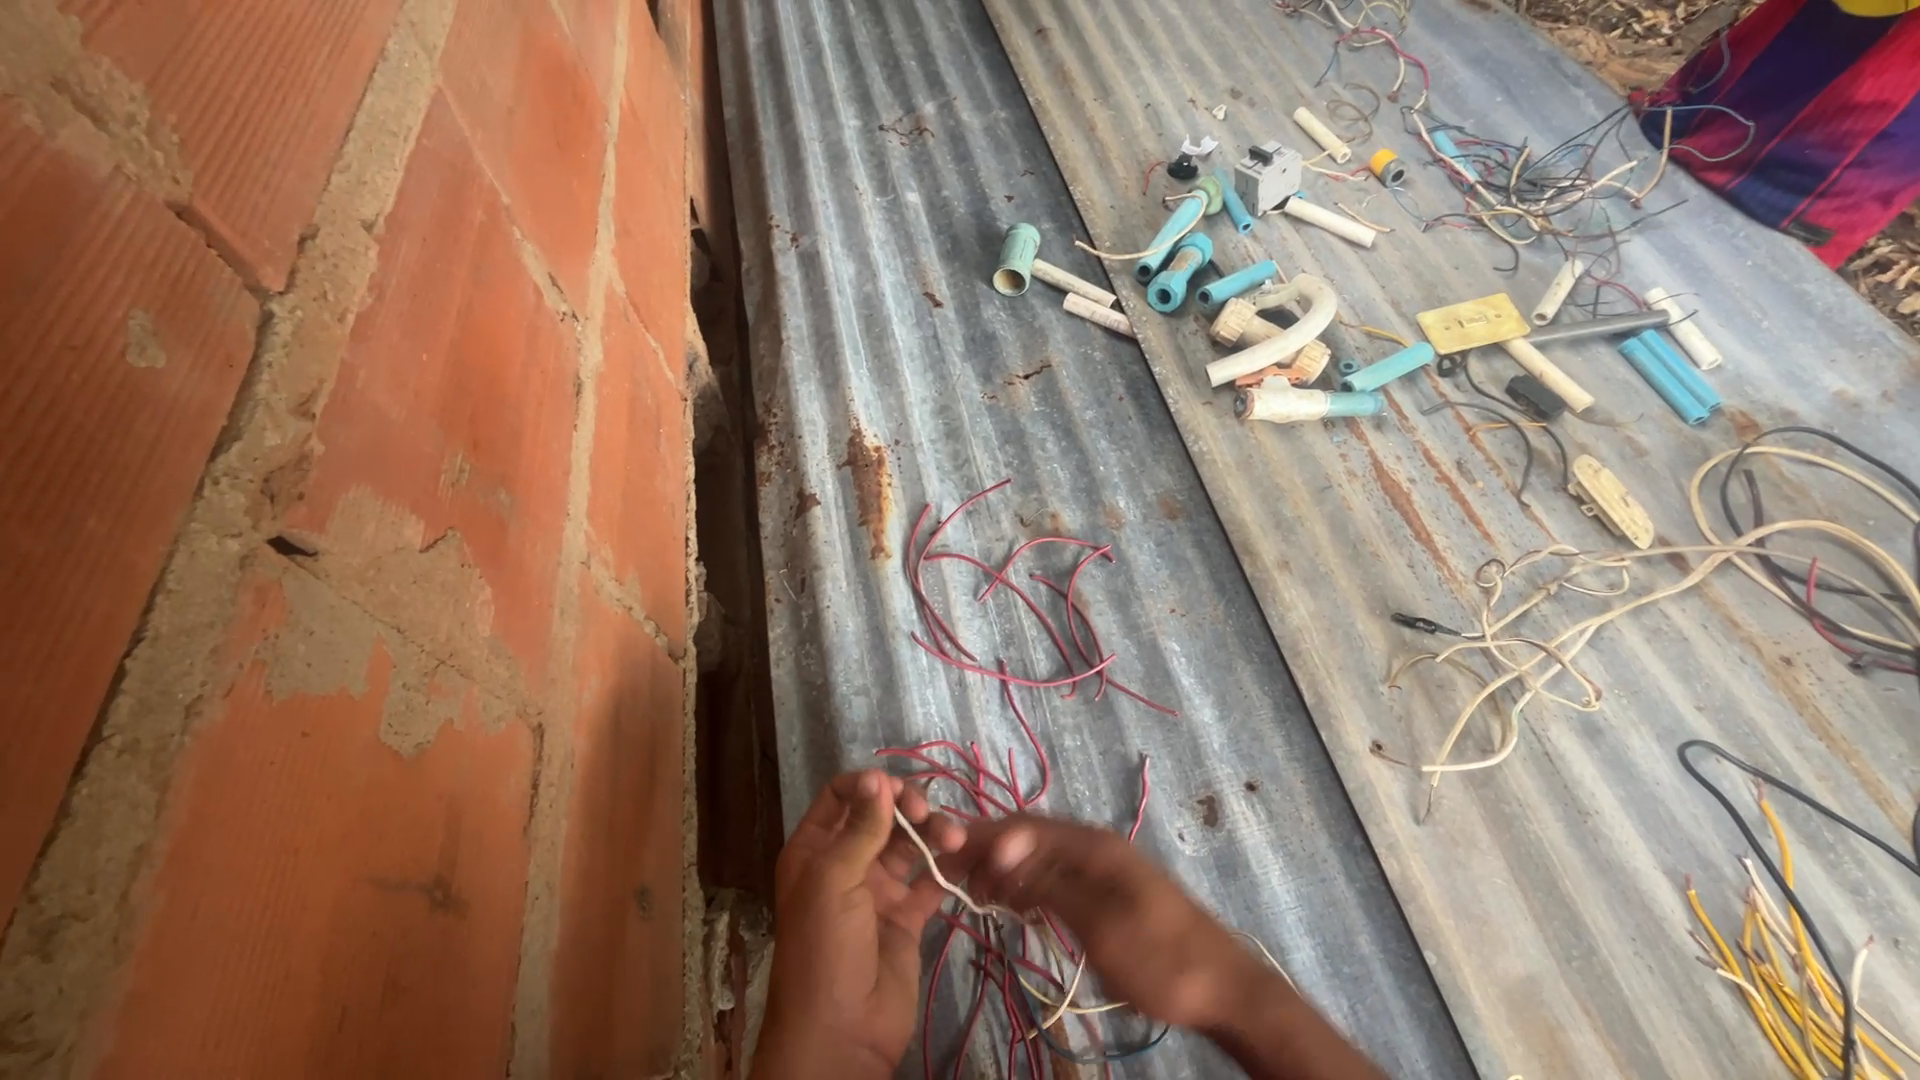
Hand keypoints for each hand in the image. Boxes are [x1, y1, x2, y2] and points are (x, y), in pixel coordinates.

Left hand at [752, 770, 963, 1079]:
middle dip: (908, 807)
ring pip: (910, 845)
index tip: (898, 790)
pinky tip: (969, 857)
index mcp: (816, 849)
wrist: (841, 1034)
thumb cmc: (825, 948)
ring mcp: (878, 890)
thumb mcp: (834, 881)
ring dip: (934, 834)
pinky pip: (931, 881)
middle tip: (928, 813)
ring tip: (956, 840)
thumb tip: (877, 777)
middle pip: (882, 816)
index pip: (842, 796)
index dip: (870, 786)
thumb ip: (860, 828)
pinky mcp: (907, 916)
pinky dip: (950, 867)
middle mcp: (847, 863)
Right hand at [955, 814, 1261, 1029]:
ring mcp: (1102, 867)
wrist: (1224, 988)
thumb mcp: (1100, 925)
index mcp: (1092, 845)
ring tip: (972, 888)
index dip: (981, 835)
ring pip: (1040, 855)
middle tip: (948, 873)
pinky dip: (1028, 884)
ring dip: (1005, 867)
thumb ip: (1050, 882)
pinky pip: (1056, 875)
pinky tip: (1011, 901)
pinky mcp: (1106, 890)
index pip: (1023, 828)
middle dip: (987, 850)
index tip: (941, 850)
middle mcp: (1094, 846)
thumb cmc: (1162, 958)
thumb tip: (1002, 842)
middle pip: (1029, 837)